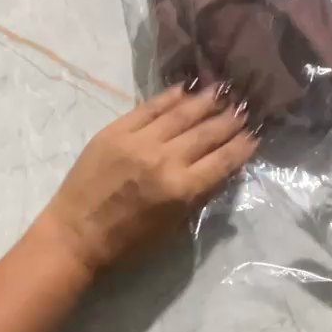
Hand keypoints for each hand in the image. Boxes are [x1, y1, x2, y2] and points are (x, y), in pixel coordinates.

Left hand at [32, 81, 259, 275]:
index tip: (255, 134)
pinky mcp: (117, 130)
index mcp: (181, 190)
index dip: (242, 146)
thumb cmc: (128, 243)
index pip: (222, 161)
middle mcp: (165, 160)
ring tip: (223, 90)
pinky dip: (171, 96)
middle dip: (229, 120)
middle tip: (244, 108)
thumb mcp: (174, 227)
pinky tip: (187, 88)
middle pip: (206, 133)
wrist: (76, 234)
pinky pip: (150, 107)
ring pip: (182, 114)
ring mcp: (139, 141)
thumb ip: (200, 195)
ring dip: (206, 101)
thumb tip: (225, 168)